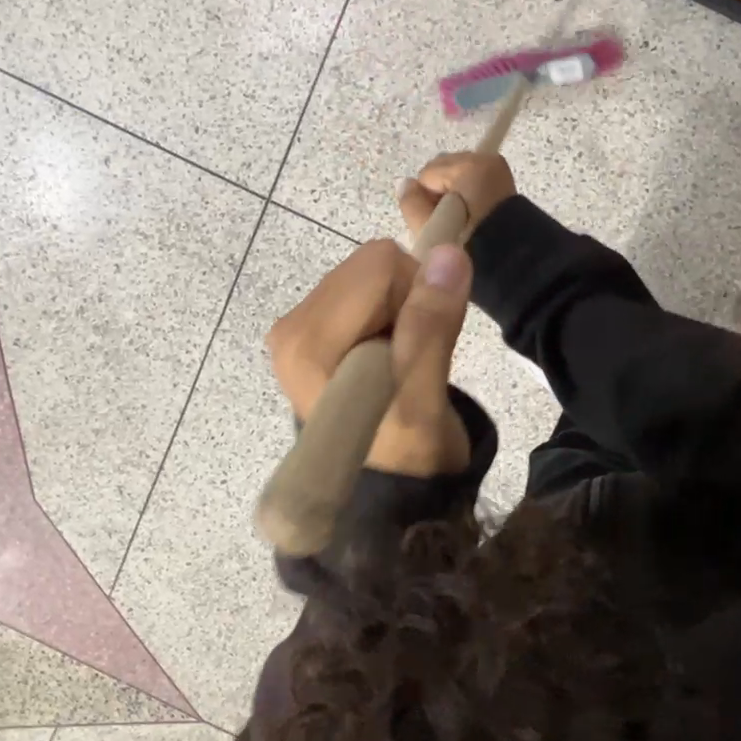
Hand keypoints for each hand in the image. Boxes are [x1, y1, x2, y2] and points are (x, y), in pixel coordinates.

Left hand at [266, 239, 473, 476]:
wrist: (393, 485)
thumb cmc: (409, 451)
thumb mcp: (423, 400)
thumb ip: (431, 329)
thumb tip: (449, 255)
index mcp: (306, 340)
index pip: (380, 265)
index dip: (417, 296)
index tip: (424, 344)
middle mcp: (291, 326)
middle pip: (372, 265)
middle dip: (407, 301)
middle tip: (414, 355)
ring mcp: (298, 326)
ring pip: (372, 274)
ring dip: (401, 309)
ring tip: (402, 360)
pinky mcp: (311, 328)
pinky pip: (366, 289)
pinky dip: (390, 313)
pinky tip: (389, 354)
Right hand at [397, 151, 518, 240]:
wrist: (515, 265)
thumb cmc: (470, 248)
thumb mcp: (431, 229)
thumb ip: (412, 204)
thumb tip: (405, 183)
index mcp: (469, 167)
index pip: (427, 176)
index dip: (425, 201)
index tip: (435, 223)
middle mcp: (485, 160)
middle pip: (443, 170)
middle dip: (439, 194)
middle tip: (447, 224)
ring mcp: (496, 168)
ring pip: (457, 175)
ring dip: (453, 195)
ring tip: (460, 223)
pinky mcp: (503, 180)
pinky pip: (473, 180)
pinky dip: (467, 195)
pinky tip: (471, 218)